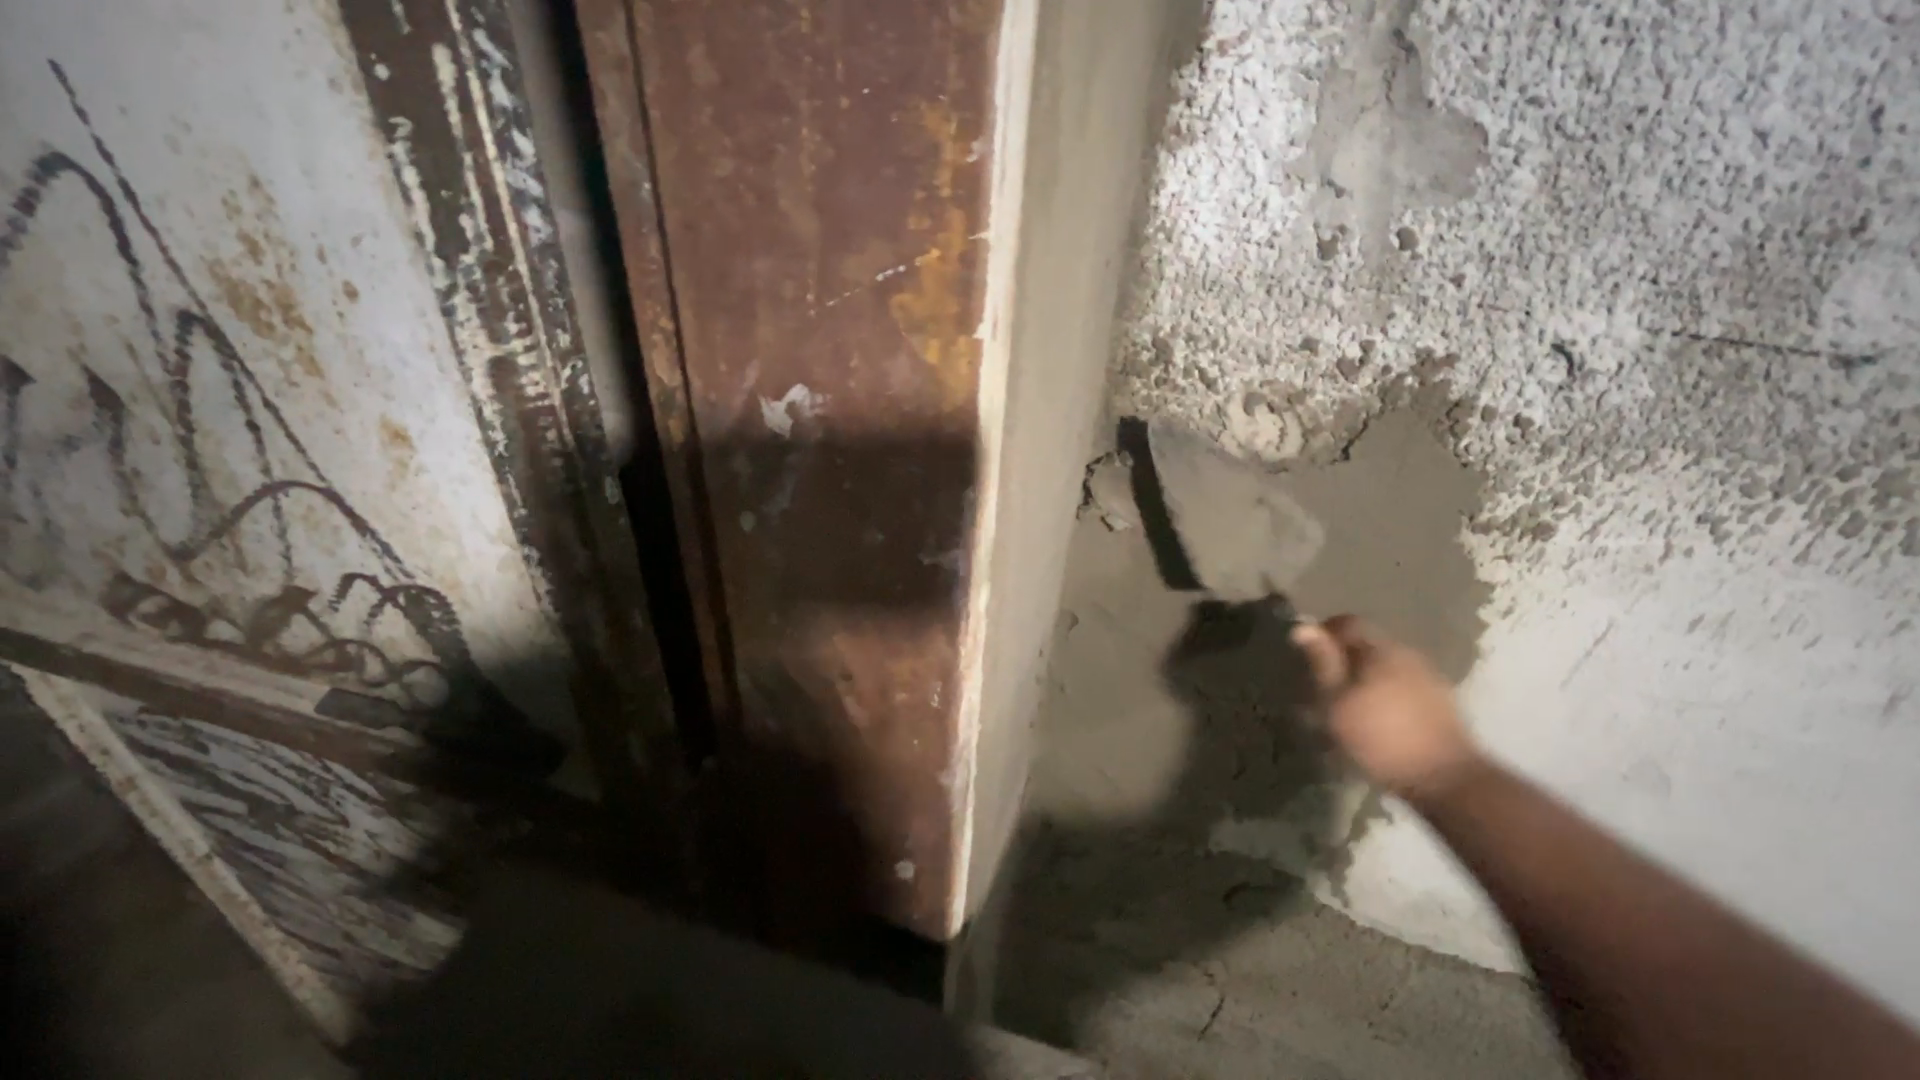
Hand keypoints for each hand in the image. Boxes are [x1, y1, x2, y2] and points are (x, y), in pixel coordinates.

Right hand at [1290, 616, 1479, 797]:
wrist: (1446, 779)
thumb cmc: (1381, 738)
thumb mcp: (1337, 703)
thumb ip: (1322, 663)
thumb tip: (1303, 626)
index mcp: (1381, 649)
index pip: (1347, 622)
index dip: (1323, 632)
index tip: (1306, 655)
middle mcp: (1408, 654)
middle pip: (1368, 645)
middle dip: (1344, 659)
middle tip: (1323, 686)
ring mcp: (1429, 678)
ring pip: (1387, 666)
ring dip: (1365, 679)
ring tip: (1349, 707)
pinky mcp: (1442, 702)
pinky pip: (1404, 686)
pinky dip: (1385, 695)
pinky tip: (1378, 721)